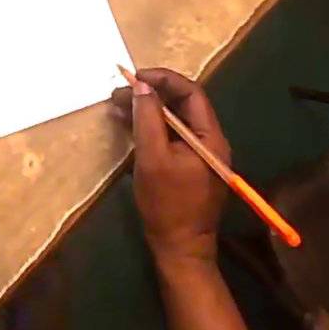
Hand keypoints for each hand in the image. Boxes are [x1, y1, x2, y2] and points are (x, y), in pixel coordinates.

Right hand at [112, 67, 229, 266]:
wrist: (179, 252)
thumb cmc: (167, 205)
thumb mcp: (152, 157)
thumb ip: (147, 118)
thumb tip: (142, 86)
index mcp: (210, 137)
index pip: (191, 92)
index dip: (163, 79)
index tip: (136, 77)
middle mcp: (209, 141)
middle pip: (182, 103)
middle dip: (151, 93)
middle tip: (121, 91)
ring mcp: (199, 153)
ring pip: (173, 118)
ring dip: (147, 108)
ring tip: (118, 104)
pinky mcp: (187, 164)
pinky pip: (169, 134)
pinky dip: (149, 125)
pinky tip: (128, 123)